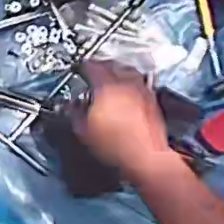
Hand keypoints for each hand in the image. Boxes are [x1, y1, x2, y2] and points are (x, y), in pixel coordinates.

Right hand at [74, 61, 183, 180]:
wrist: (146, 158)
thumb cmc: (116, 146)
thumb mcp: (83, 131)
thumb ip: (74, 113)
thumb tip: (70, 106)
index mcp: (107, 87)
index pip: (92, 67)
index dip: (82, 66)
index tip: (78, 68)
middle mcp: (127, 85)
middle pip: (113, 65)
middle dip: (100, 66)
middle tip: (91, 72)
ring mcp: (143, 91)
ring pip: (128, 72)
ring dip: (117, 73)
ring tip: (108, 80)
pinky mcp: (152, 101)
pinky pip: (138, 84)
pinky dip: (129, 84)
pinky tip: (123, 94)